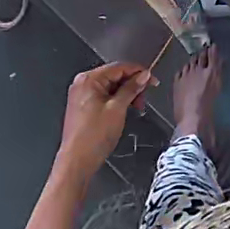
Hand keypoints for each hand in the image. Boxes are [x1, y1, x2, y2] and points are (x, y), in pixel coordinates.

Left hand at [57, 62, 151, 176]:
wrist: (77, 161)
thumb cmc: (94, 136)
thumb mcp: (118, 108)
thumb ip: (132, 88)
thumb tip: (143, 76)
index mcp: (88, 80)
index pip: (119, 67)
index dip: (138, 72)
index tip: (152, 79)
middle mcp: (82, 84)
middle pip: (114, 76)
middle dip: (132, 85)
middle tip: (145, 96)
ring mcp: (82, 95)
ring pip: (111, 86)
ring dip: (126, 94)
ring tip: (137, 106)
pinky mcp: (83, 106)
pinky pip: (104, 96)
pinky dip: (117, 100)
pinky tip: (126, 109)